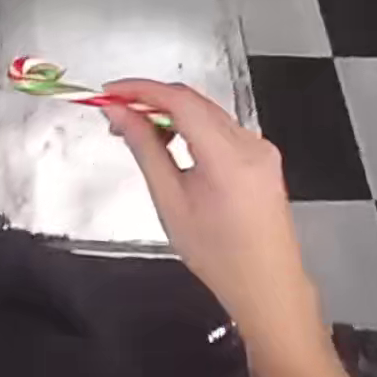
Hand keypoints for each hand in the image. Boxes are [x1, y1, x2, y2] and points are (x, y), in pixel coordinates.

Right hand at [102, 80, 324, 349]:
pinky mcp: (259, 156)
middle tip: (114, 111)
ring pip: (203, 111)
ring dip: (166, 112)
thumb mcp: (169, 200)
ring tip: (133, 128)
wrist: (267, 286)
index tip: (110, 93)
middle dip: (148, 99)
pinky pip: (216, 126)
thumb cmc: (219, 254)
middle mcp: (251, 145)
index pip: (179, 100)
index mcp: (229, 157)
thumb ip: (144, 148)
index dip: (139, 90)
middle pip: (192, 101)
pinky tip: (164, 139)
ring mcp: (259, 149)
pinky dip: (186, 125)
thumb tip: (121, 116)